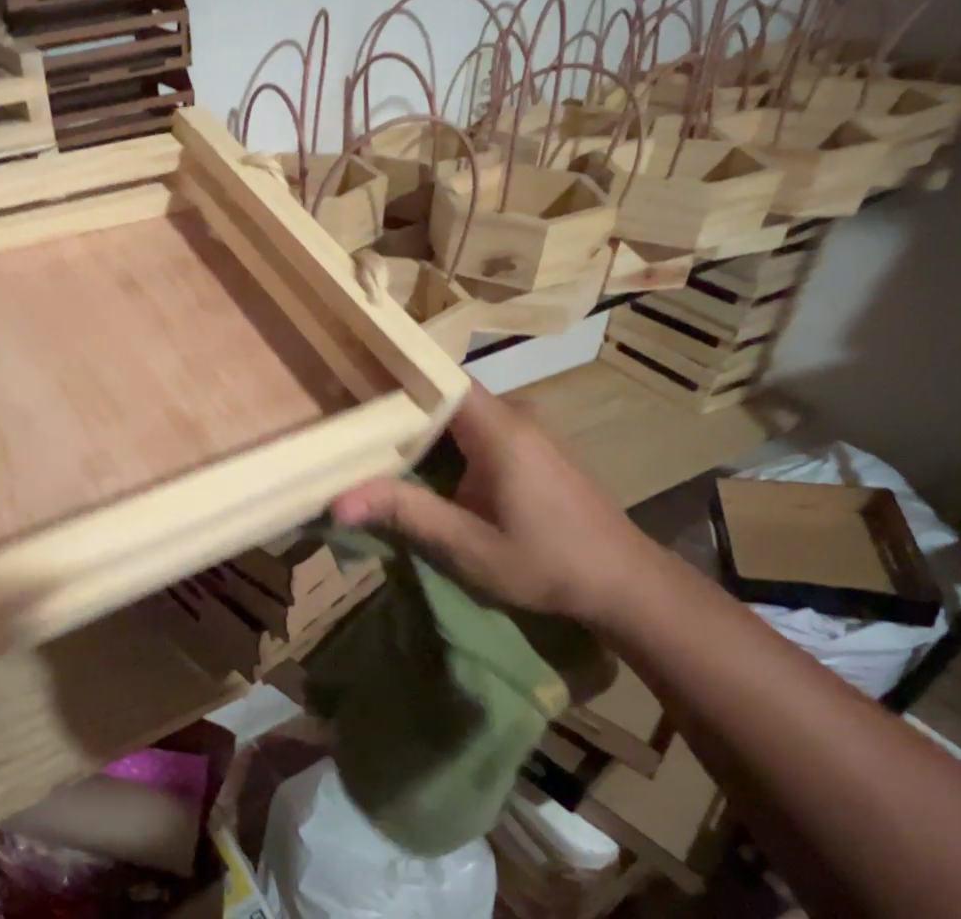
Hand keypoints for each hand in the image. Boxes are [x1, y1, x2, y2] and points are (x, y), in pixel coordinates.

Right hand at [330, 382, 668, 623]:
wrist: (624, 583)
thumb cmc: (548, 563)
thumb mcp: (469, 546)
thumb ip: (405, 513)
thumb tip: (337, 501)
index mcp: (500, 429)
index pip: (438, 377)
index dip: (394, 377)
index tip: (349, 386)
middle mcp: (515, 415)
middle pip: (443, 393)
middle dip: (398, 407)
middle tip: (347, 423)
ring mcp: (528, 428)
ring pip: (459, 412)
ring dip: (421, 427)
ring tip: (371, 441)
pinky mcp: (533, 446)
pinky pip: (477, 428)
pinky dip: (444, 440)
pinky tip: (420, 465)